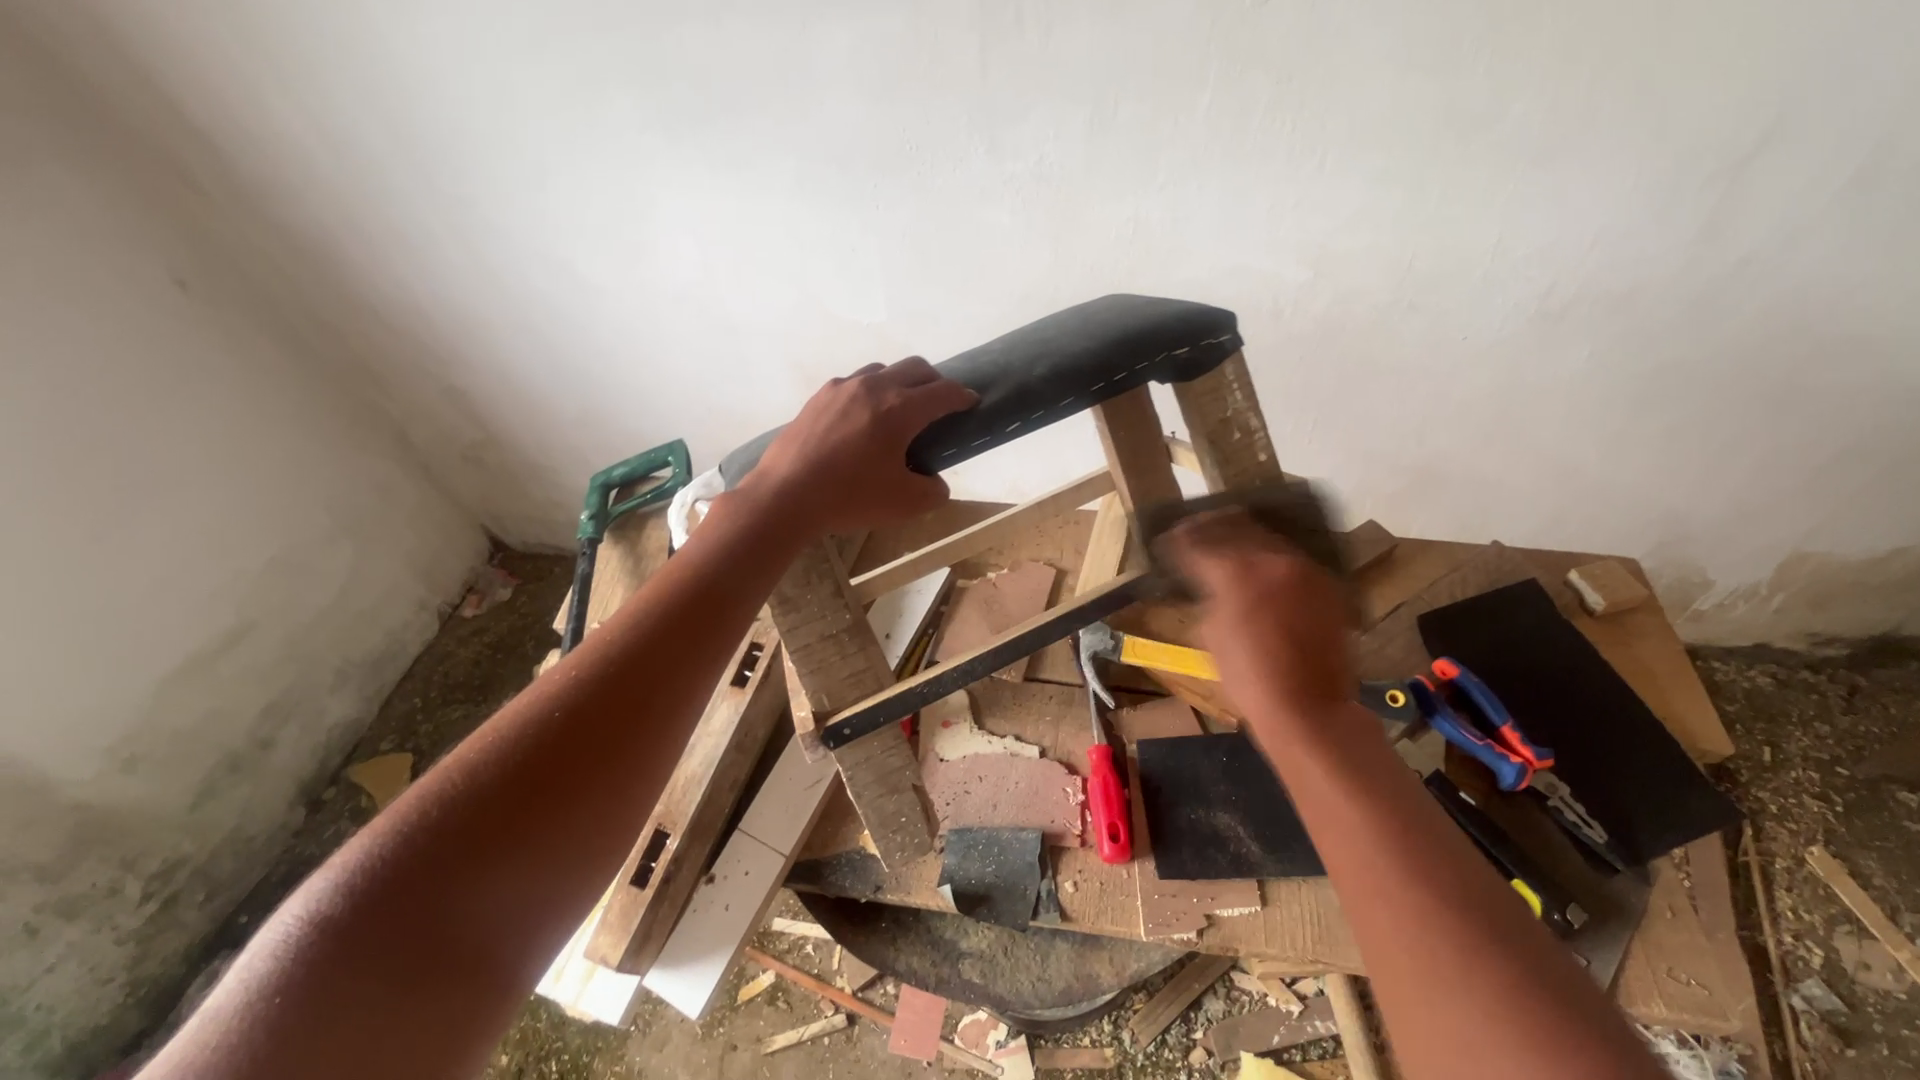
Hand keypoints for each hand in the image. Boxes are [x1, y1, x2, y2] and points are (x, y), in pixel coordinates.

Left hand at [738, 357, 978, 536]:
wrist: (785, 496)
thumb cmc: (850, 497)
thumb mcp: (905, 503)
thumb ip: (933, 491)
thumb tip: (935, 482)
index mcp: (901, 409)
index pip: (943, 392)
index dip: (962, 396)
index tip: (971, 402)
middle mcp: (873, 388)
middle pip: (916, 368)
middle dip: (935, 381)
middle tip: (941, 403)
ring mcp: (841, 388)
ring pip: (882, 371)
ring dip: (900, 382)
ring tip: (900, 408)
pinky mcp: (817, 399)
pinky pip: (853, 384)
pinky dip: (870, 393)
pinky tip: (862, 419)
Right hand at [1160, 510, 1355, 734]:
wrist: (1308, 707)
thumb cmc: (1248, 678)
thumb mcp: (1211, 633)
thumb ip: (1208, 595)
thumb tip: (1206, 580)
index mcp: (1237, 572)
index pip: (1200, 543)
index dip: (1181, 539)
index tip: (1169, 537)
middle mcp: (1274, 560)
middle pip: (1238, 529)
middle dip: (1213, 529)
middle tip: (1194, 530)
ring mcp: (1305, 570)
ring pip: (1268, 541)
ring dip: (1244, 540)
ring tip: (1226, 544)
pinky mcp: (1327, 585)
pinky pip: (1291, 561)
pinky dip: (1272, 560)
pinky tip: (1260, 568)